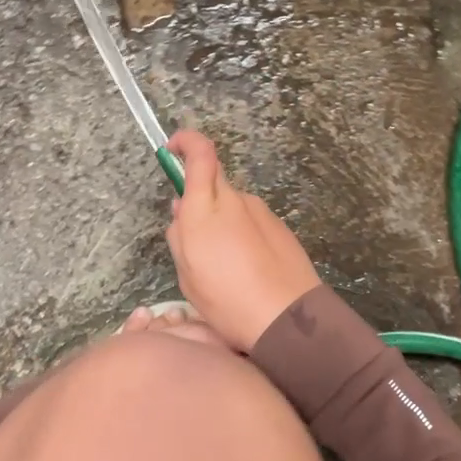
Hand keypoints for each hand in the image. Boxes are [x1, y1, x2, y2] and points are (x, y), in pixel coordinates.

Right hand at [163, 130, 320, 351]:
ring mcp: (261, 211)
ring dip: (222, 222)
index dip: (186, 140)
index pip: (200, 153)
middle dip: (199, 198)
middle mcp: (234, 200)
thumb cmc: (228, 299)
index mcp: (205, 208)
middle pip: (213, 181)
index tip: (173, 147)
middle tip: (194, 236)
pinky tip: (248, 270)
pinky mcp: (279, 227)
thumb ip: (179, 235)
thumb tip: (181, 210)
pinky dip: (243, 236)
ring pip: (232, 205)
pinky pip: (251, 222)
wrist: (288, 320)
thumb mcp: (187, 274)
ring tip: (225, 266)